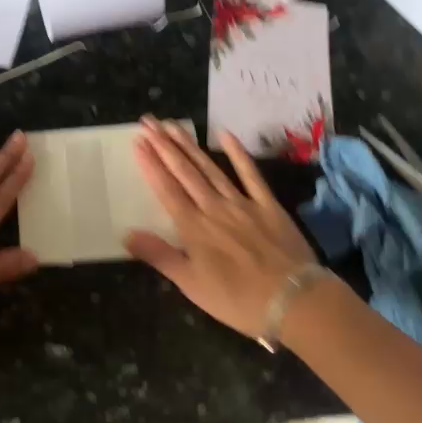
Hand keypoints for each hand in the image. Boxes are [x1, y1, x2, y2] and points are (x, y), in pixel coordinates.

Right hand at [124, 118, 318, 336]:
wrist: (294, 300)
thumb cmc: (238, 300)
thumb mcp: (192, 285)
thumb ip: (160, 255)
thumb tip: (127, 233)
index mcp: (194, 228)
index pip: (166, 189)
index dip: (151, 165)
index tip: (138, 142)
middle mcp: (214, 208)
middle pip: (185, 172)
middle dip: (164, 146)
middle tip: (149, 122)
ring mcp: (242, 203)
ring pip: (210, 168)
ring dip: (190, 145)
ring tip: (173, 125)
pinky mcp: (267, 205)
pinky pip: (250, 174)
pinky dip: (238, 154)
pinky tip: (226, 134)